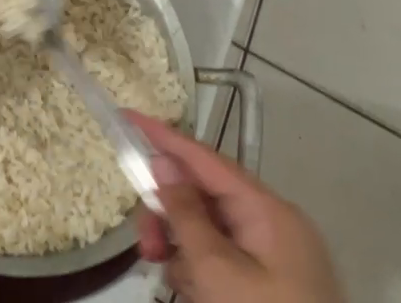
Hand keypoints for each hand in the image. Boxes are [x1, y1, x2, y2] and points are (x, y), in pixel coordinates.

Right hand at [128, 111, 343, 302]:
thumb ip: (184, 211)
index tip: (124, 115)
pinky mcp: (274, 279)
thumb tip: (163, 161)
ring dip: (179, 246)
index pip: (204, 158)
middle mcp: (273, 222)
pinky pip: (224, 253)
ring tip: (166, 274)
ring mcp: (276, 253)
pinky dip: (200, 266)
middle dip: (166, 214)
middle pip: (203, 195)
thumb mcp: (214, 268)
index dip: (162, 136)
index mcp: (267, 210)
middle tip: (145, 247)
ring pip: (209, 226)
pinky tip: (193, 291)